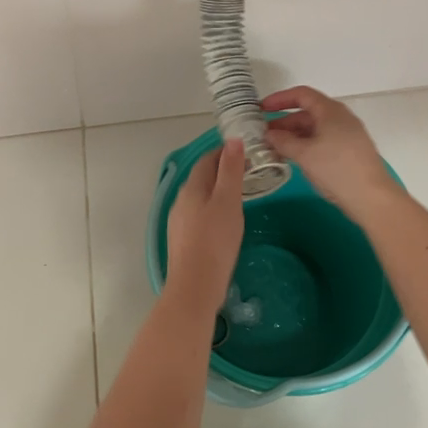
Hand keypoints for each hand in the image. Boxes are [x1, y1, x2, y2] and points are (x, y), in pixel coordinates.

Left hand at [165, 138, 245, 315]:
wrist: (195, 288)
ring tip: (240, 196)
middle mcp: (181, 201)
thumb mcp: (228, 201)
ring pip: (200, 197)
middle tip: (248, 173)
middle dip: (222, 171)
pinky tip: (225, 222)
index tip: (247, 152)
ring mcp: (179, 222)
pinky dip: (213, 209)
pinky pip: (199, 215)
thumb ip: (231, 170)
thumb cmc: (215, 241)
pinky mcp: (183, 241)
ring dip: (218, 191)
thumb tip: (233, 140)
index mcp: (191, 188)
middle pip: (202, 177)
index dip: (225, 152)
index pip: (207, 160)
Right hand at [262, 86, 394, 213]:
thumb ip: (284, 141)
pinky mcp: (350, 151)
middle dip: (284, 121)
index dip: (279, 99)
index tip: (261, 109)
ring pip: (315, 128)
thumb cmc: (337, 169)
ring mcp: (348, 134)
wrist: (372, 197)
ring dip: (294, 135)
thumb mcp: (305, 154)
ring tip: (274, 148)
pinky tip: (295, 158)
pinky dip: (306, 145)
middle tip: (263, 134)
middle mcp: (340, 117)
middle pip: (308, 112)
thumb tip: (269, 134)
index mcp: (330, 110)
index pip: (302, 95)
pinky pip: (323, 140)